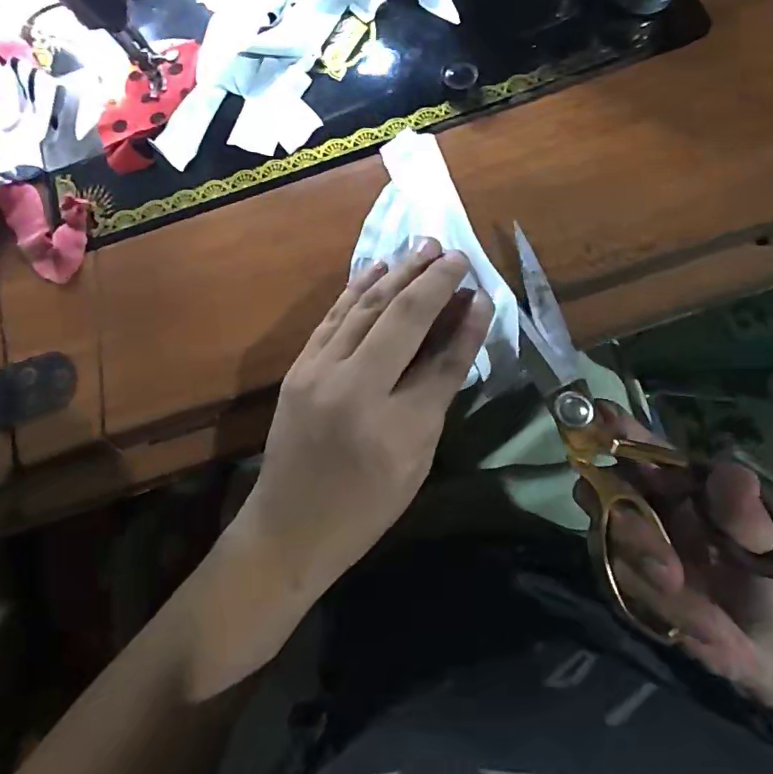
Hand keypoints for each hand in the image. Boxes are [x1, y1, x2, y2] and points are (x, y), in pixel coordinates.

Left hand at [230, 238, 494, 603]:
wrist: (289, 526)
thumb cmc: (365, 507)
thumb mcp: (416, 462)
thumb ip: (436, 397)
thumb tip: (458, 339)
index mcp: (397, 428)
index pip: (444, 361)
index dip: (467, 324)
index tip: (483, 292)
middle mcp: (355, 390)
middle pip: (402, 319)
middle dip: (433, 281)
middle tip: (454, 253)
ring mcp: (319, 373)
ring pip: (365, 308)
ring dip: (397, 273)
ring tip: (423, 246)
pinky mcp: (298, 367)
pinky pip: (334, 317)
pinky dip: (357, 289)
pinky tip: (377, 269)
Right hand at [579, 403, 772, 707]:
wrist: (772, 651)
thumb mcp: (769, 547)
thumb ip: (744, 514)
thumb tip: (732, 471)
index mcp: (679, 481)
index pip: (639, 447)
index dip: (612, 428)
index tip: (595, 415)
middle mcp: (646, 502)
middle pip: (602, 488)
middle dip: (623, 521)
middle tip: (664, 564)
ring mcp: (630, 540)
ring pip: (608, 538)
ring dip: (647, 571)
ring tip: (691, 599)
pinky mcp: (623, 577)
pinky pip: (615, 579)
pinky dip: (654, 603)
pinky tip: (693, 619)